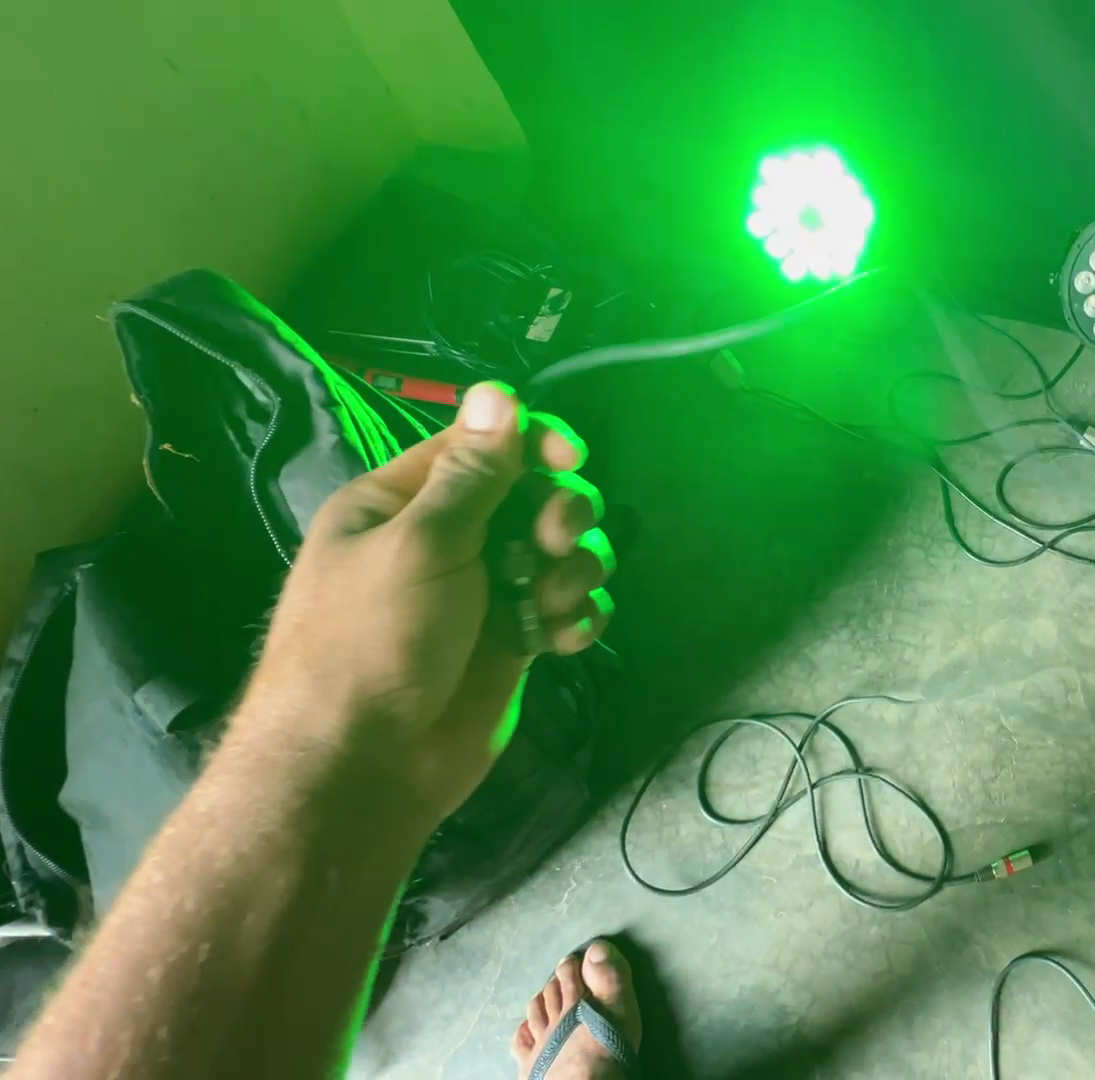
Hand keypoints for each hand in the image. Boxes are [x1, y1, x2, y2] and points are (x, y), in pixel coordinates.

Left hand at [233, 382, 614, 826]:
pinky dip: (578, 617)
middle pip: (540, 495)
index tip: (572, 460)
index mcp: (408, 502)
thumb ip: (472, 473)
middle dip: (563, 515)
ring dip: (574, 571)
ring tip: (546, 607)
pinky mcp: (520, 635)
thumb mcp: (421, 544)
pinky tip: (563, 639)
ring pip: (569, 551)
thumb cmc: (376, 640)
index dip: (537, 443)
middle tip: (554, 543)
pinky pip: (573, 605)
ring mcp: (492, 589)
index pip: (486, 446)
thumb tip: (500, 391)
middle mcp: (455, 538)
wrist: (370, 763)